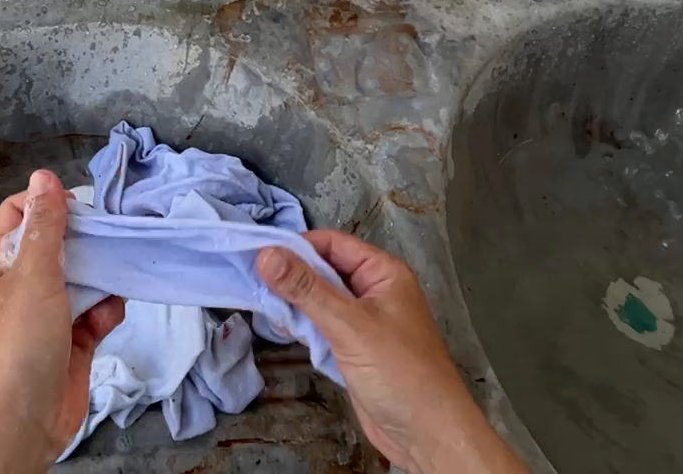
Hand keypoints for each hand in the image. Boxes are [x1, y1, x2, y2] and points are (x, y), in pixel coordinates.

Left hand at [0, 170, 125, 473]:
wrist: (17, 426)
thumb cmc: (17, 342)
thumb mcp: (32, 273)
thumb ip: (44, 224)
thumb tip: (43, 175)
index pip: (18, 214)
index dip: (45, 203)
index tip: (77, 207)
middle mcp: (20, 283)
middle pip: (56, 243)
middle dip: (84, 238)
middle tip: (108, 234)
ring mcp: (46, 313)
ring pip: (81, 276)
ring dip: (101, 274)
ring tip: (116, 271)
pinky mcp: (71, 340)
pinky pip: (94, 311)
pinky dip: (106, 309)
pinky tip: (110, 313)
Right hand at [257, 230, 524, 473]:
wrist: (429, 438)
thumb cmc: (398, 372)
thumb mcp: (348, 324)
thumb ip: (306, 288)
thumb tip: (265, 253)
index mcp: (382, 272)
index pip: (332, 244)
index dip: (297, 246)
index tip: (260, 254)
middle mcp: (373, 290)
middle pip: (324, 270)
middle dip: (292, 275)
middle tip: (253, 278)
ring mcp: (364, 321)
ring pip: (320, 298)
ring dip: (294, 301)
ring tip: (261, 302)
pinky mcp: (354, 348)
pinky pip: (322, 325)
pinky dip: (302, 325)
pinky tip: (280, 327)